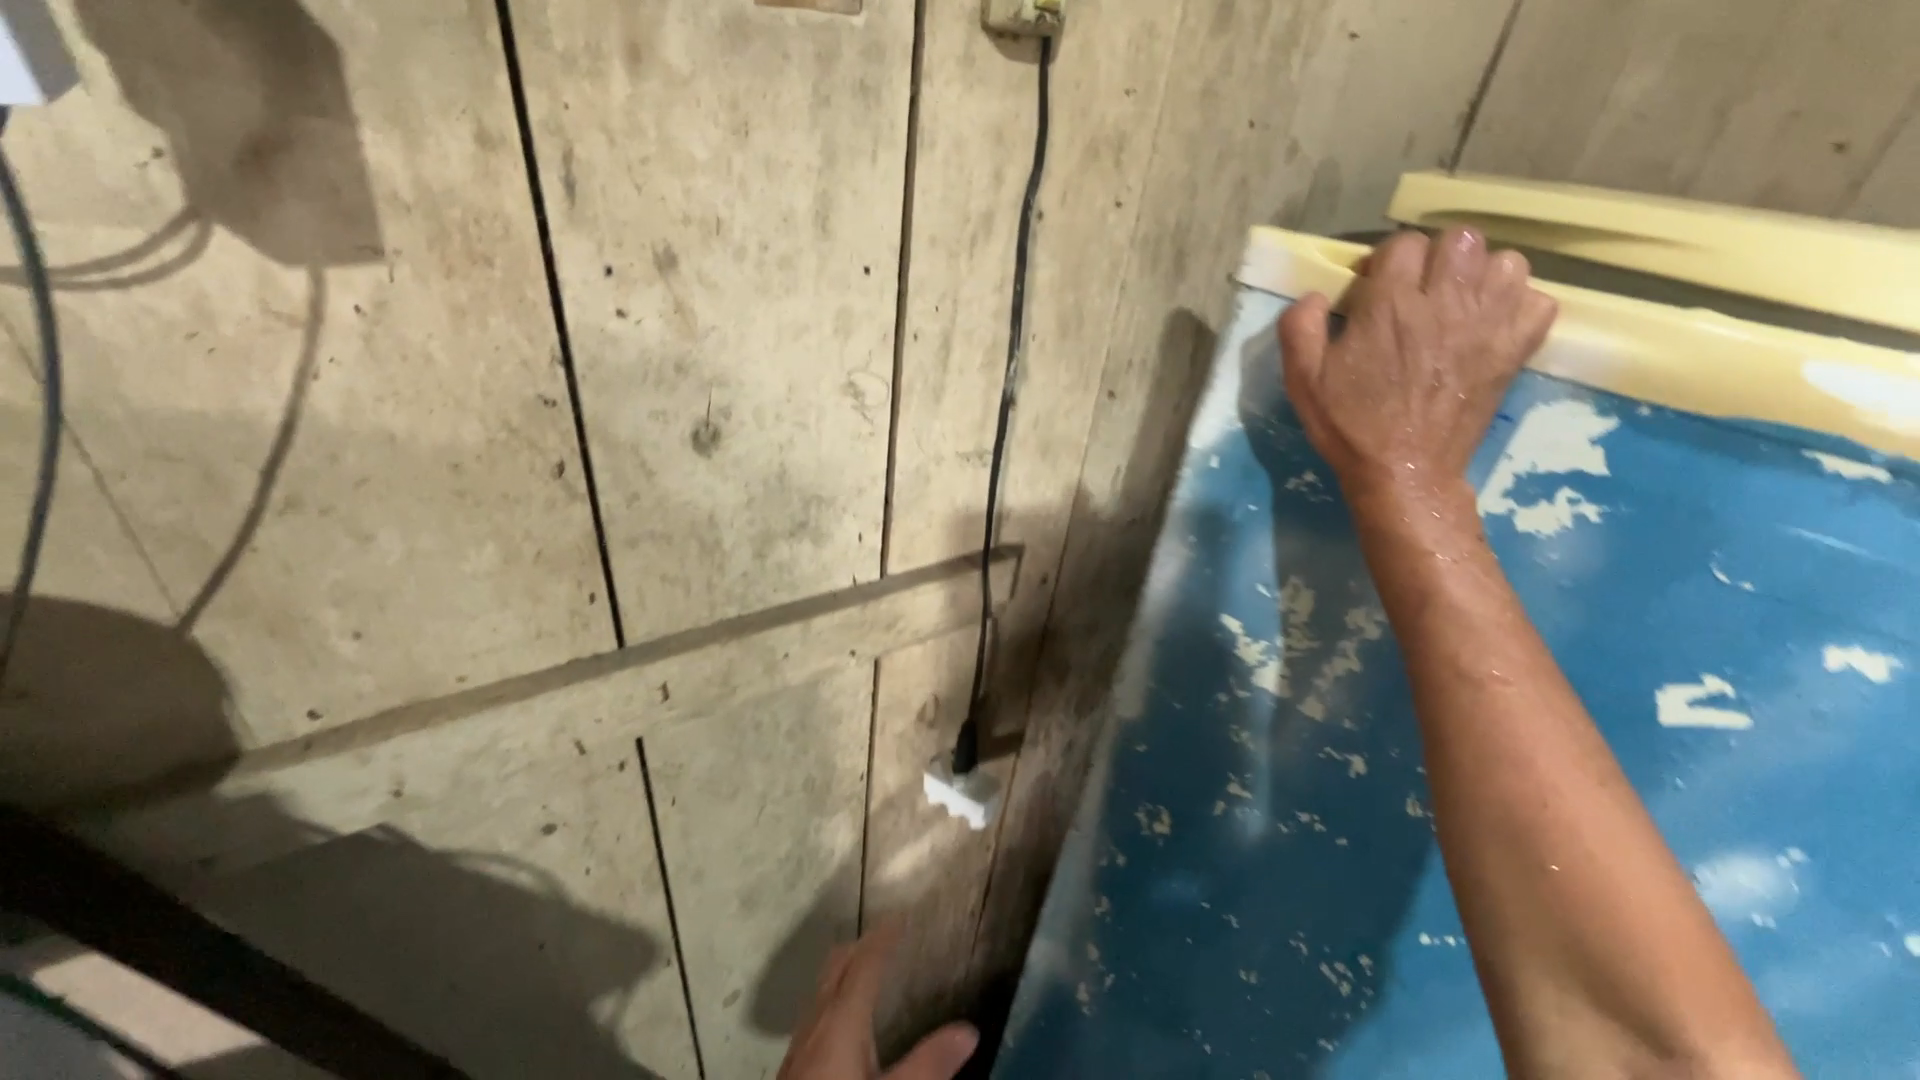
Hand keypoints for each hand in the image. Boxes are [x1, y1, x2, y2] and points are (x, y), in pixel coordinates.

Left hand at [777, 923, 979, 1079]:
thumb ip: (929, 1064)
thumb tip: (969, 1031)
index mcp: (843, 1018)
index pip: (864, 961)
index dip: (884, 936)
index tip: (902, 916)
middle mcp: (818, 1018)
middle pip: (838, 963)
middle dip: (863, 944)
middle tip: (892, 937)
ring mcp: (801, 1039)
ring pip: (824, 985)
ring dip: (847, 968)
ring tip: (874, 970)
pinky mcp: (795, 1060)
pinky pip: (818, 1006)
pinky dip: (838, 993)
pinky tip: (849, 1019)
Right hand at [1277, 228, 1556, 508]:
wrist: (1404, 471)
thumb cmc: (1350, 425)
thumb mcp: (1303, 379)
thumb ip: (1299, 327)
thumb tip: (1315, 294)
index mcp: (1390, 305)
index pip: (1403, 244)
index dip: (1387, 260)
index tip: (1377, 286)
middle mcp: (1445, 302)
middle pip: (1461, 240)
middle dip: (1438, 258)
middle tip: (1421, 290)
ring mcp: (1487, 324)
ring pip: (1505, 262)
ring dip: (1482, 276)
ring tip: (1460, 303)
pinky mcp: (1514, 349)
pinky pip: (1538, 301)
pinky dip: (1519, 306)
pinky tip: (1492, 325)